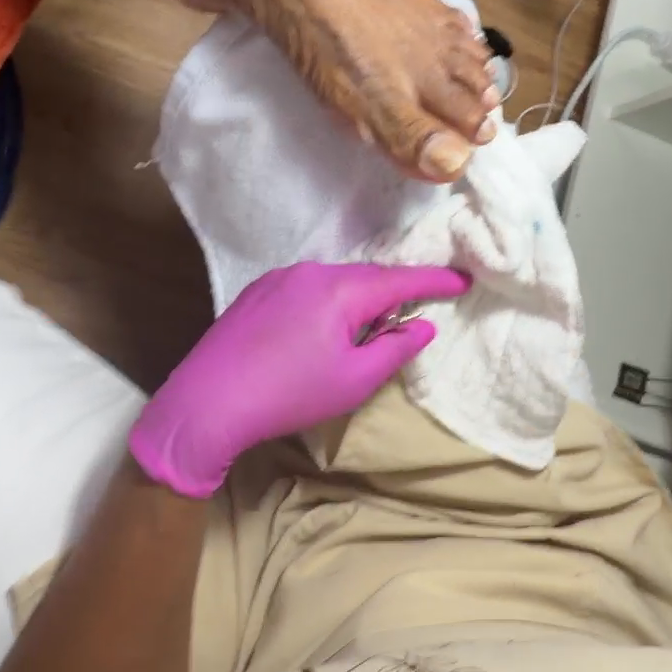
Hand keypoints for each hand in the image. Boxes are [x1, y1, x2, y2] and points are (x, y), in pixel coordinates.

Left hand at [129, 263, 470, 496]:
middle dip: (392, 294)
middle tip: (411, 315)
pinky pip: (307, 288)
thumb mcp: (354, 380)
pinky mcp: (258, 290)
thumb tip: (423, 325)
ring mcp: (279, 277)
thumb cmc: (290, 393)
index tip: (462, 279)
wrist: (209, 399)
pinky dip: (326, 303)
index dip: (434, 280)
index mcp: (340, 290)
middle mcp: (311, 271)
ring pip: (334, 283)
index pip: (399, 278)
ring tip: (361, 335)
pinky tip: (318, 333)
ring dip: (356, 302)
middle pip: (366, 278)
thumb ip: (395, 348)